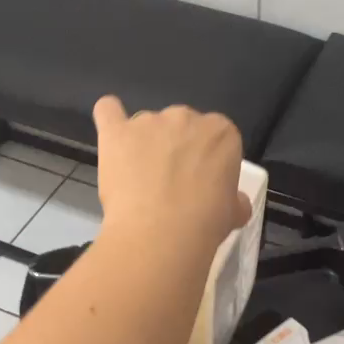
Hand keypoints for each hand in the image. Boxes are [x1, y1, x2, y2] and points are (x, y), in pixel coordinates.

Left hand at [92, 95, 249, 250]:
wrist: (161, 233)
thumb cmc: (204, 223)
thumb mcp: (234, 214)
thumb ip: (235, 199)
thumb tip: (234, 202)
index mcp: (222, 132)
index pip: (216, 135)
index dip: (207, 159)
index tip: (202, 181)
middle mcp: (186, 117)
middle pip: (181, 125)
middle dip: (177, 148)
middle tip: (171, 182)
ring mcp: (149, 121)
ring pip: (147, 124)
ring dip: (145, 143)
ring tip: (139, 178)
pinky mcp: (117, 131)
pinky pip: (108, 110)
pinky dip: (110, 118)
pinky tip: (112, 135)